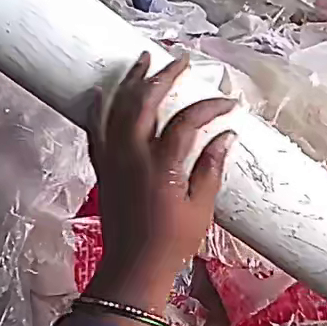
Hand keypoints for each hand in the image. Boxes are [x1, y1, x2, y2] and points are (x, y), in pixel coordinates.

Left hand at [85, 53, 237, 315]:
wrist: (132, 266)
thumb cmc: (172, 242)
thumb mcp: (200, 209)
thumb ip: (210, 168)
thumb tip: (226, 136)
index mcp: (161, 167)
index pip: (187, 122)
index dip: (210, 107)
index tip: (230, 104)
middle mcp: (132, 156)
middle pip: (144, 103)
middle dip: (164, 77)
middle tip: (181, 61)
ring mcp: (112, 159)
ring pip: (116, 109)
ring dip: (130, 82)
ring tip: (143, 59)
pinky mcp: (102, 167)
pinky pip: (96, 129)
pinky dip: (100, 108)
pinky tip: (103, 92)